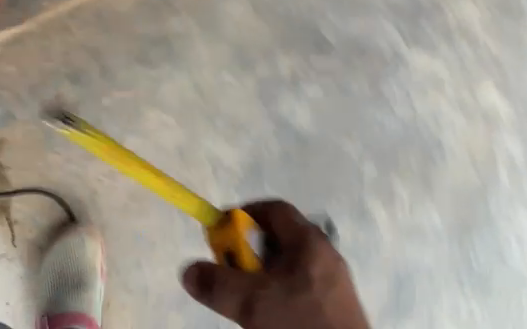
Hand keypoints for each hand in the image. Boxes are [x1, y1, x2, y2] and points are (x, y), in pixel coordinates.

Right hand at [181, 201, 370, 328]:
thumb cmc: (301, 326)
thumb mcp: (253, 305)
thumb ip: (218, 285)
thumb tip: (189, 271)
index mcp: (309, 241)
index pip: (274, 209)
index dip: (244, 216)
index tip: (223, 235)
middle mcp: (325, 255)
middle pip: (280, 239)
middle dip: (250, 252)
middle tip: (232, 274)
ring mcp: (334, 284)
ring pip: (289, 268)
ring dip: (264, 279)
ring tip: (250, 304)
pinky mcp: (338, 311)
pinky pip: (301, 290)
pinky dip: (280, 297)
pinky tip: (272, 320)